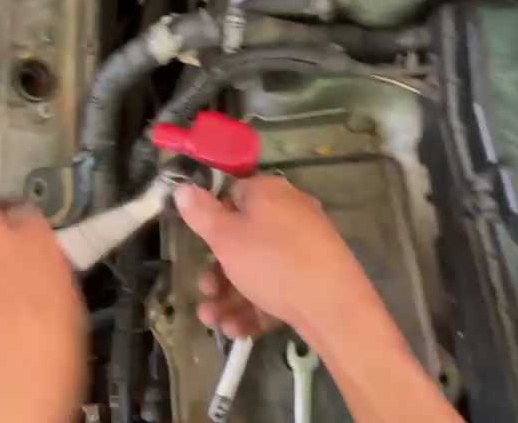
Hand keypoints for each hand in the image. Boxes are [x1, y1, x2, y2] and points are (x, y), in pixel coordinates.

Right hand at [173, 176, 380, 340]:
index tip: (200, 242)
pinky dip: (256, 306)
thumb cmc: (273, 262)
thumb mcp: (226, 238)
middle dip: (218, 270)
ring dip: (230, 296)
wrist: (334, 307)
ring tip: (214, 322)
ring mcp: (305, 245)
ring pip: (258, 267)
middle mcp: (288, 211)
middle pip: (243, 237)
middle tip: (205, 292)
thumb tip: (183, 187)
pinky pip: (278, 286)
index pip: (233, 193)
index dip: (212, 217)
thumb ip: (201, 213)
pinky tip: (238, 331)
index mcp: (268, 192)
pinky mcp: (314, 277)